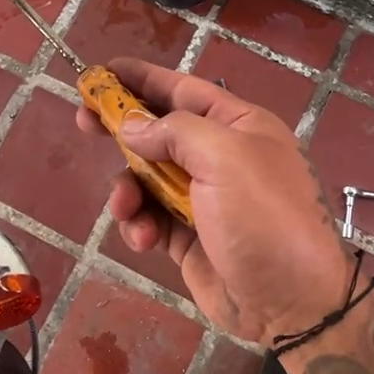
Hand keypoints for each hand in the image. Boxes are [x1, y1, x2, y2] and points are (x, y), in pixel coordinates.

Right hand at [73, 58, 354, 346]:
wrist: (290, 302)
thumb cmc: (263, 217)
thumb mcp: (225, 157)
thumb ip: (174, 131)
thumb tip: (133, 127)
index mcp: (238, 126)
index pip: (182, 89)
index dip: (141, 78)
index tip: (101, 71)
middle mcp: (219, 157)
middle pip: (158, 131)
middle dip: (121, 128)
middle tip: (83, 122)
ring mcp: (203, 199)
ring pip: (146, 178)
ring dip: (128, 190)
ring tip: (126, 208)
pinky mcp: (187, 237)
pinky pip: (150, 218)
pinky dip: (140, 225)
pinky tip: (144, 239)